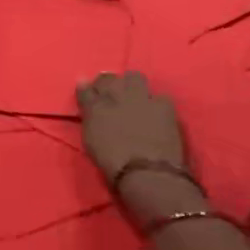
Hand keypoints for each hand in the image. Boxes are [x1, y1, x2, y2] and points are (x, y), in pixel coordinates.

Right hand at [77, 73, 205, 226]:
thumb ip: (89, 116)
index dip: (87, 89)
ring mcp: (140, 98)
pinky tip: (157, 113)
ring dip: (133, 85)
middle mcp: (115, 96)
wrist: (146, 173)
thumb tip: (88, 100)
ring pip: (134, 77)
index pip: (85, 87)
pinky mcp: (164, 106)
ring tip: (136, 99)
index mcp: (94, 107)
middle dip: (110, 83)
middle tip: (113, 97)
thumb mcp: (91, 140)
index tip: (90, 94)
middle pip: (109, 77)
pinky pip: (160, 96)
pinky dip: (157, 103)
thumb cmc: (112, 163)